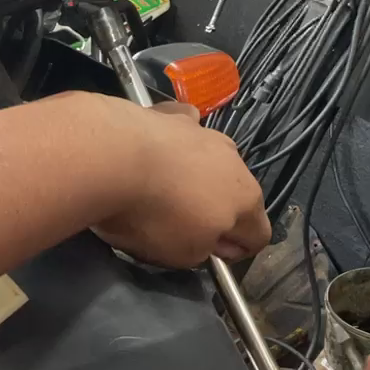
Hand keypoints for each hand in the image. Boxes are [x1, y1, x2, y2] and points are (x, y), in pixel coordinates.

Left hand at [88, 97, 271, 267]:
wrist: (110, 159)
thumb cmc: (149, 215)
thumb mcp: (180, 255)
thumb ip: (203, 251)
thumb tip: (211, 242)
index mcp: (246, 201)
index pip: (259, 234)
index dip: (236, 250)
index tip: (209, 256)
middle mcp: (234, 161)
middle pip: (234, 193)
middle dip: (214, 210)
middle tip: (176, 223)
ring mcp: (204, 132)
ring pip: (209, 160)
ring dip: (193, 175)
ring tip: (158, 187)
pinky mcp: (172, 114)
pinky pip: (182, 128)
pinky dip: (173, 140)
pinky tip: (152, 148)